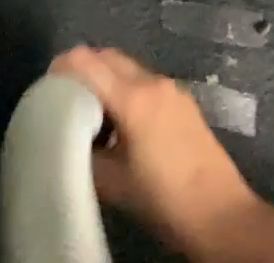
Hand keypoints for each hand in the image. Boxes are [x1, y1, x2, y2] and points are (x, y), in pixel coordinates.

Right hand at [50, 47, 273, 262]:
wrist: (225, 218)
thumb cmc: (166, 199)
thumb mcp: (114, 183)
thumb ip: (84, 154)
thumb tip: (67, 139)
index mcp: (132, 98)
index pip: (84, 60)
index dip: (60, 67)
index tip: (48, 88)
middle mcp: (152, 82)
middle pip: (105, 55)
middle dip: (82, 69)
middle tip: (67, 98)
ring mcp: (171, 89)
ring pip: (126, 66)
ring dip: (105, 78)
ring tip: (94, 113)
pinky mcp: (184, 101)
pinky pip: (144, 80)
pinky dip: (125, 88)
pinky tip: (122, 123)